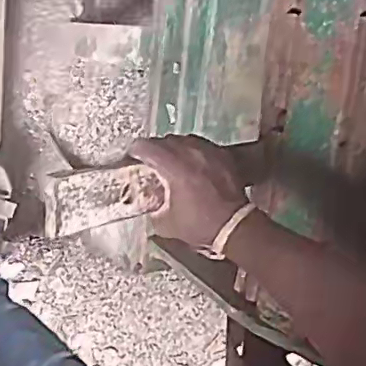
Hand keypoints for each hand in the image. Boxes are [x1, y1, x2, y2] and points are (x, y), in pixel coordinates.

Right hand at [128, 135, 251, 250]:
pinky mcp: (222, 154)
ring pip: (184, 139)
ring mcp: (209, 151)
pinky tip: (192, 163)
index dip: (134, 151)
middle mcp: (191, 152)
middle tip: (149, 162)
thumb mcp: (166, 222)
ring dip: (174, 148)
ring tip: (170, 161)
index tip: (131, 157)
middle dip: (154, 150)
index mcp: (175, 166)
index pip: (147, 147)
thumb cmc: (200, 224)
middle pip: (165, 140)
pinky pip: (201, 145)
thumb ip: (151, 207)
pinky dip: (192, 151)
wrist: (235, 225)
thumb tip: (145, 202)